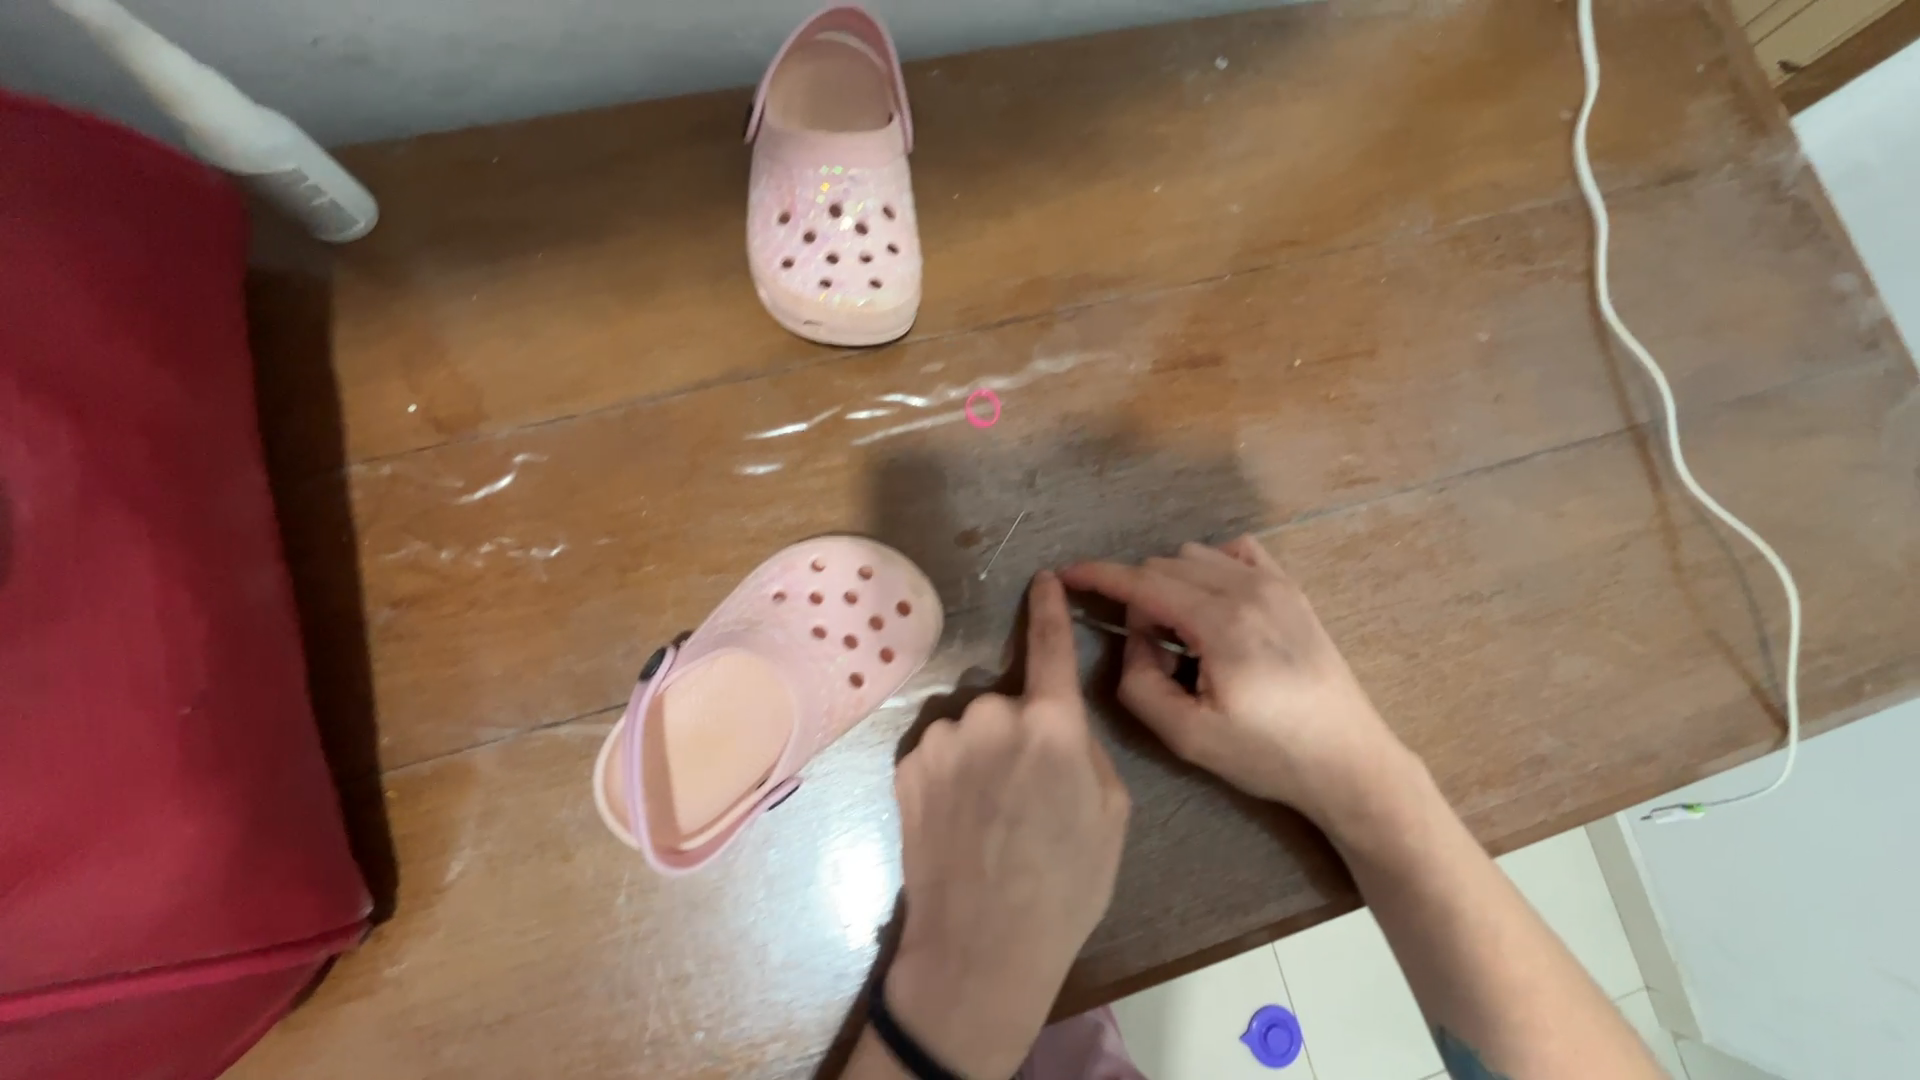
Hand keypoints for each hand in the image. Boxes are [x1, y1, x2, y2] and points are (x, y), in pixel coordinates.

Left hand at [885, 570, 1130, 1079]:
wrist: (982, 946)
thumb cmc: (1065, 886)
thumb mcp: (1111, 815)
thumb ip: (1084, 748)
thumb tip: (1058, 718)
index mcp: (1053, 724)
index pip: (1051, 647)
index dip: (1048, 609)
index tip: (1044, 578)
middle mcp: (993, 714)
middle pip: (1009, 702)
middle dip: (1018, 731)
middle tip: (1024, 792)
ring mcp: (942, 738)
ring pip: (969, 726)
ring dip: (978, 753)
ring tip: (986, 815)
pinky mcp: (905, 764)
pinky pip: (937, 749)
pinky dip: (948, 771)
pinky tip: (955, 818)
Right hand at [1060, 536, 1417, 831]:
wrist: (1349, 762)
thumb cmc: (1267, 755)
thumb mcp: (1187, 736)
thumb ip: (1139, 684)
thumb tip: (1135, 641)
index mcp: (1223, 624)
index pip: (1143, 581)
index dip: (1097, 576)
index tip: (1066, 575)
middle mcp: (1249, 589)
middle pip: (1164, 566)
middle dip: (1139, 598)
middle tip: (1151, 653)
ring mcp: (1276, 584)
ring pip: (1195, 555)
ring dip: (1171, 584)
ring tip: (1184, 636)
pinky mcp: (1292, 590)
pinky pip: (1234, 553)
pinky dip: (1208, 569)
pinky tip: (1213, 606)